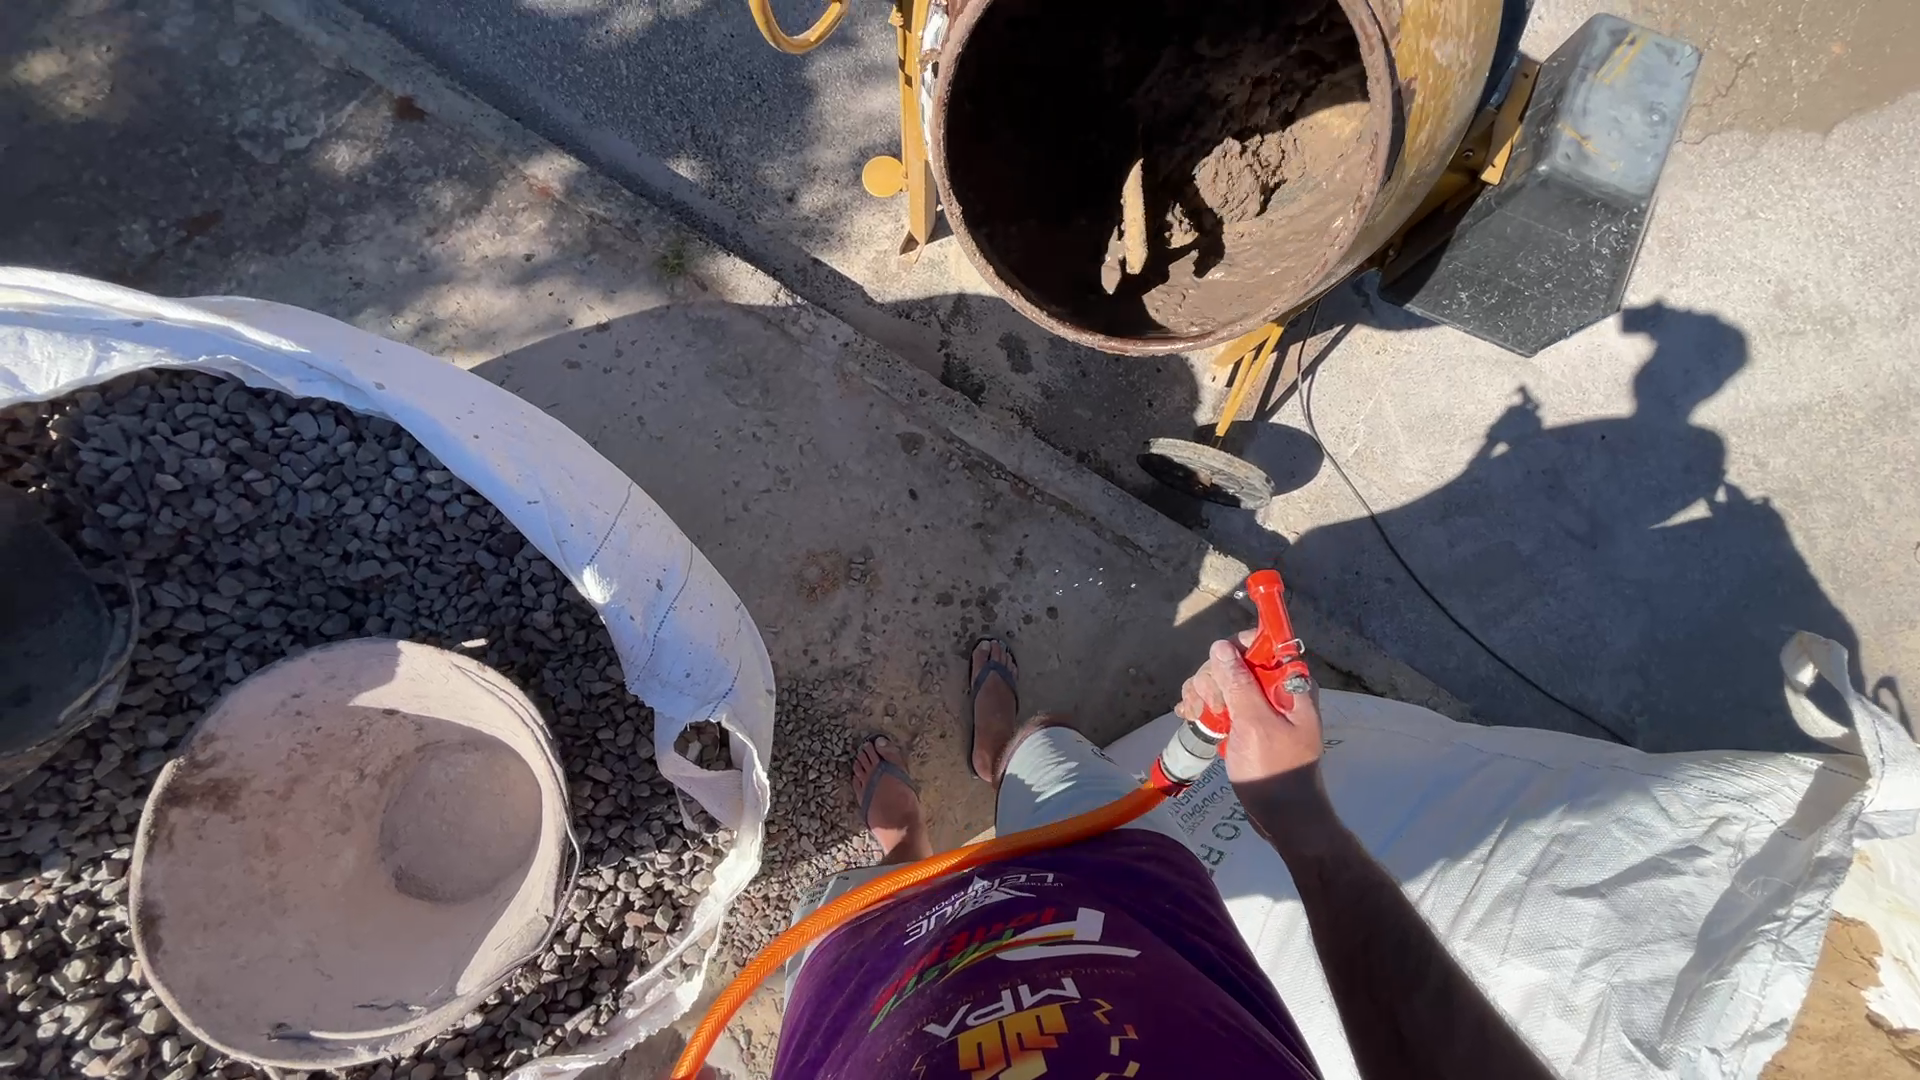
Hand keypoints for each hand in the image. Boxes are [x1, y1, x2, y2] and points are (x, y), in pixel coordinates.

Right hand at [1175, 636, 1334, 840]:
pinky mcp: (1244, 722)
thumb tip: (1221, 646)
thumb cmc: (1274, 771)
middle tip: (1211, 707)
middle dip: (1214, 678)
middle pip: (1234, 661)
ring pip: (1221, 680)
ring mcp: (1258, 706)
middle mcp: (1275, 689)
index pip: (1263, 643)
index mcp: (1290, 684)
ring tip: (1196, 715)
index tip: (1219, 669)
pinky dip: (1202, 705)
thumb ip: (1239, 683)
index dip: (1237, 648)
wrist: (1283, 818)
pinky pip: (1218, 701)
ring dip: (1202, 693)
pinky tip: (1190, 717)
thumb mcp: (1254, 724)